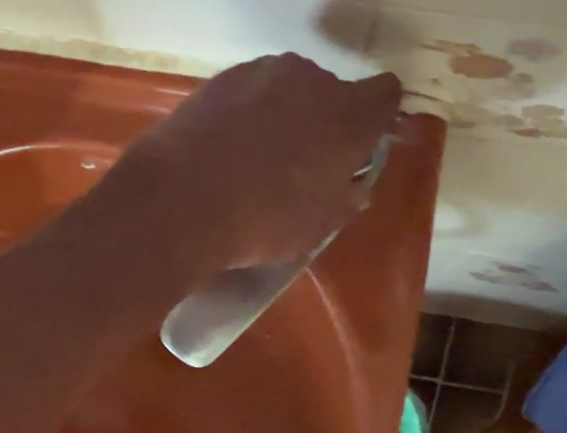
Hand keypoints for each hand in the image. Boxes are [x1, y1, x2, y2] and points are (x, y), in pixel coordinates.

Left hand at [115, 54, 400, 270]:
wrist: (181, 201)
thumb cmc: (264, 220)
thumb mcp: (318, 225)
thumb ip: (345, 198)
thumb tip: (355, 185)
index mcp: (349, 114)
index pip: (384, 97)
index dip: (376, 121)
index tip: (359, 149)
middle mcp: (311, 79)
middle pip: (330, 95)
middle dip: (321, 126)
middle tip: (300, 171)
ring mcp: (262, 73)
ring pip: (285, 93)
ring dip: (279, 121)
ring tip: (254, 167)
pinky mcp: (219, 81)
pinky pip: (245, 98)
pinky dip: (243, 121)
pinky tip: (224, 157)